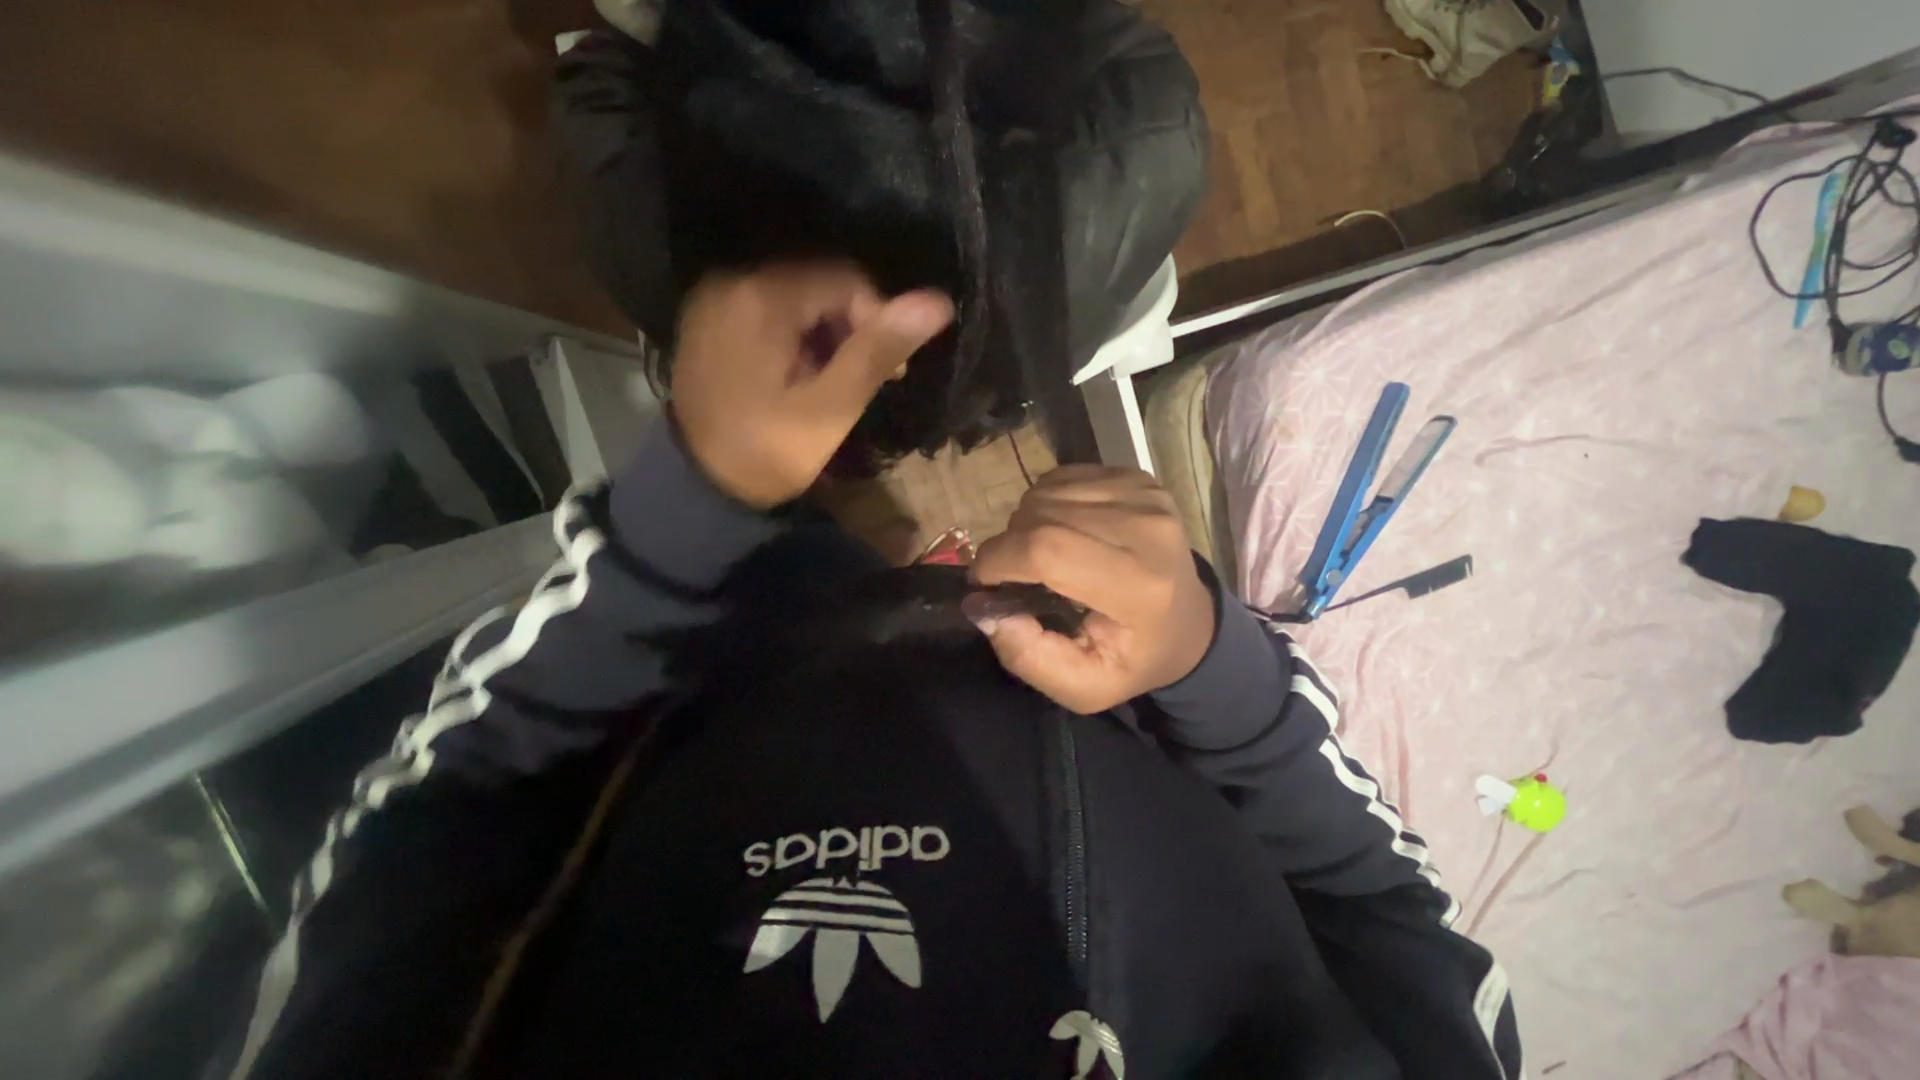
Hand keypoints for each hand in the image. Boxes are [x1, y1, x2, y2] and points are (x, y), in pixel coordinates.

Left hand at [671, 263, 953, 507]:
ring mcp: (713, 297)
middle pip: (819, 281)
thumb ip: (878, 350)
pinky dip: (795, 332)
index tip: (889, 370)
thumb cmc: (768, 452)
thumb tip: (937, 302)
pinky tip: (802, 371)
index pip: (845, 278)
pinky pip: (768, 306)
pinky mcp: (707, 316)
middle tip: (868, 377)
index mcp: (762, 298)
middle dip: (852, 324)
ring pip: (796, 293)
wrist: (698, 486)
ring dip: (827, 330)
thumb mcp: (831, 409)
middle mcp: (732, 281)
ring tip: (836, 379)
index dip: (878, 317)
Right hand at [968, 466, 1215, 713]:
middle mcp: (1146, 529)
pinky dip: (1046, 503)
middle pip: (1040, 515)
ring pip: (1045, 492)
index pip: (1047, 550)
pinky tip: (1063, 531)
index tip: (984, 583)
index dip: (1000, 560)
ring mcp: (1145, 497)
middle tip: (1015, 577)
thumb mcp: (1083, 687)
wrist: (1190, 625)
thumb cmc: (1134, 659)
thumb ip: (1027, 656)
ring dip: (1026, 523)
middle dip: (1008, 545)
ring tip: (1043, 556)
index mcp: (1138, 587)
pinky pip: (1062, 477)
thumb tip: (981, 606)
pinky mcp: (1139, 478)